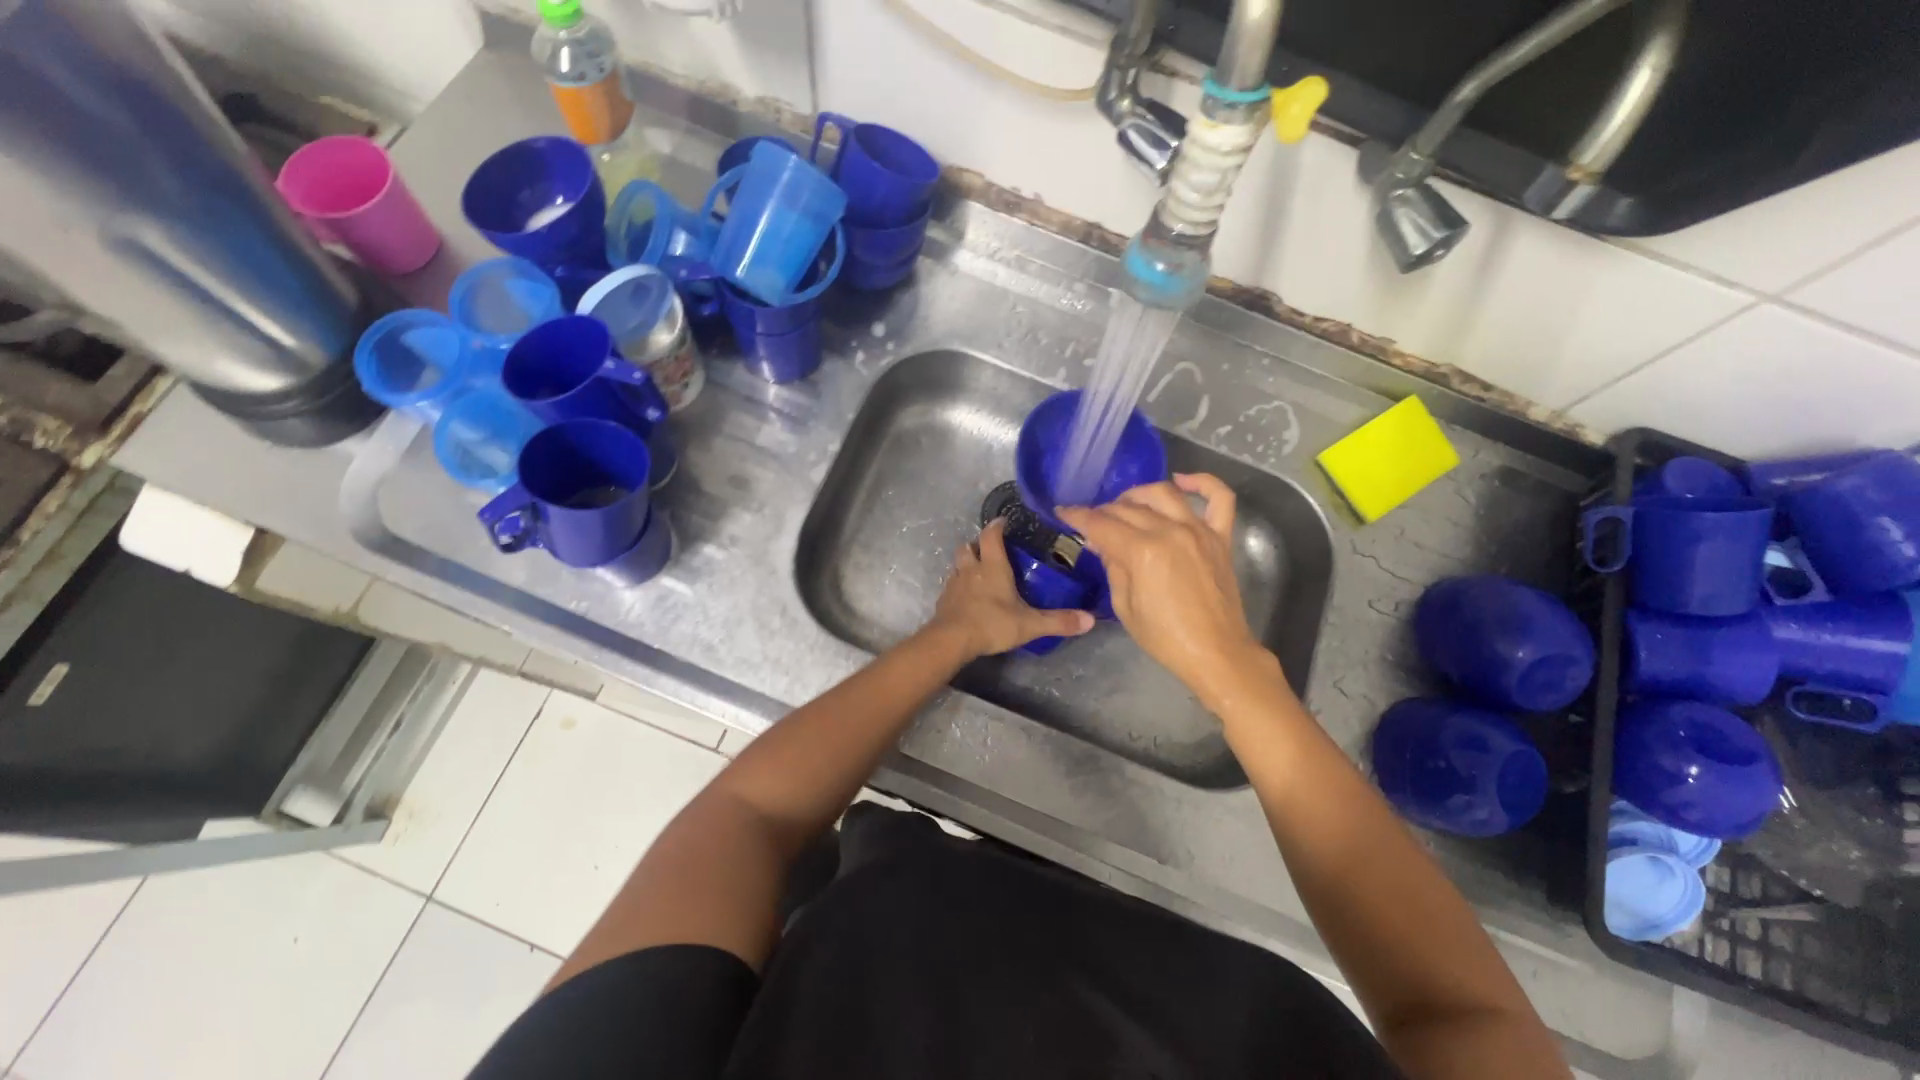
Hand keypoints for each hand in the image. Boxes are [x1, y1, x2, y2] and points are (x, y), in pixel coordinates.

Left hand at [927, 519, 1094, 658]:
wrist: (951, 641)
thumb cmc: (992, 624)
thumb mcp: (1030, 624)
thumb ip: (1058, 621)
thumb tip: (1090, 620)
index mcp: (992, 566)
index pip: (991, 535)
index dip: (996, 526)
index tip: (1002, 522)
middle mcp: (971, 569)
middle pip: (968, 546)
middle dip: (977, 544)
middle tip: (989, 550)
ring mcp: (953, 584)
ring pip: (957, 564)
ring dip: (966, 564)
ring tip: (978, 572)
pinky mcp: (943, 600)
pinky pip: (951, 585)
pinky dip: (958, 586)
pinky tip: (967, 597)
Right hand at [1058, 474, 1276, 704]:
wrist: (1215, 653)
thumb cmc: (1165, 638)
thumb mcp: (1125, 606)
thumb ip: (1114, 566)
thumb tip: (1103, 543)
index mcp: (1144, 552)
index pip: (1102, 524)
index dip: (1078, 517)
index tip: (1063, 512)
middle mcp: (1171, 532)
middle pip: (1129, 508)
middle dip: (1104, 511)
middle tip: (1093, 522)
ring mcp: (1199, 531)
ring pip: (1165, 493)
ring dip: (1139, 494)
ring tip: (1126, 504)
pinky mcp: (1221, 537)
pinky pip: (1219, 498)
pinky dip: (1202, 483)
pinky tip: (1182, 481)